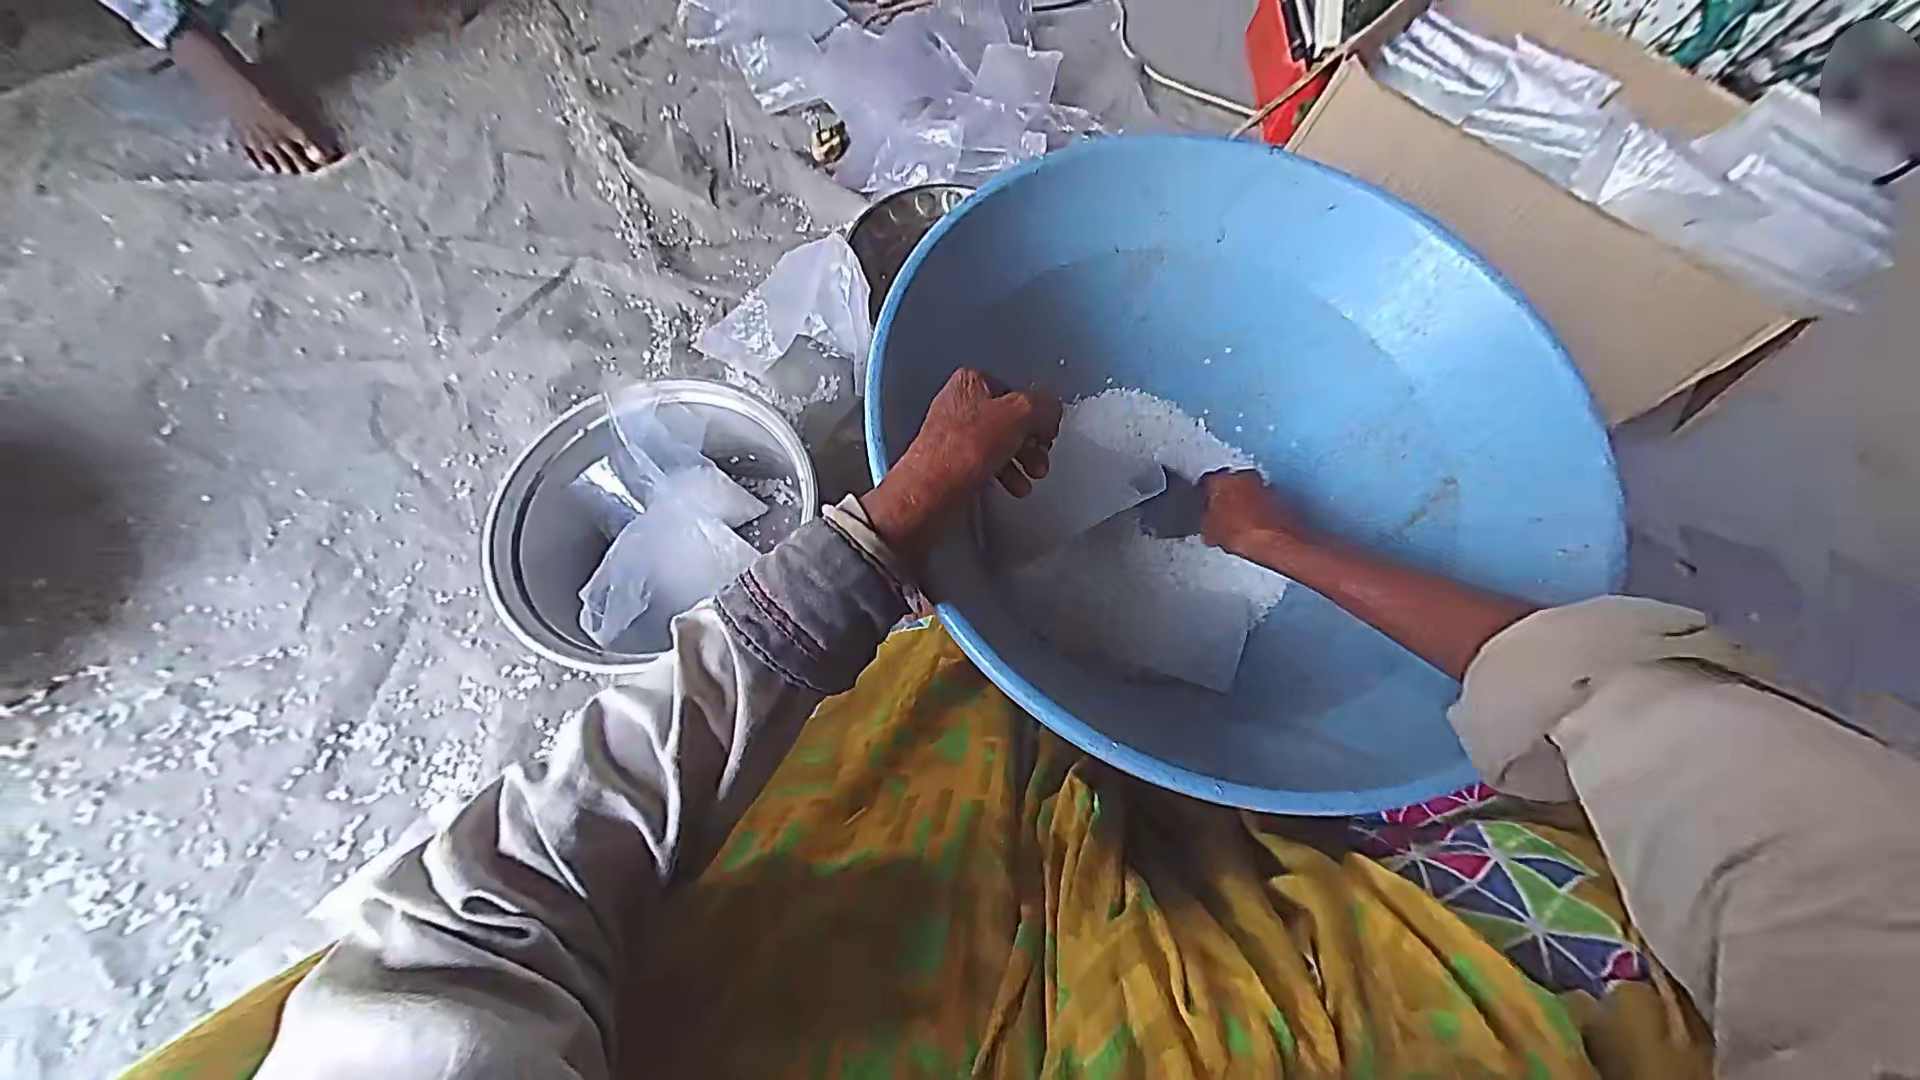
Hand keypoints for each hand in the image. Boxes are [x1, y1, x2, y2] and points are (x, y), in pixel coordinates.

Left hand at [864, 369, 1061, 567]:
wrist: (931, 493)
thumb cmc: (963, 451)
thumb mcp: (1019, 415)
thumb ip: (1044, 406)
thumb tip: (1052, 409)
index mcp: (972, 383)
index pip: (1019, 392)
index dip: (1038, 414)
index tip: (1048, 433)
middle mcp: (960, 405)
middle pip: (1011, 420)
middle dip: (1032, 443)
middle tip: (1040, 459)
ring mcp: (955, 435)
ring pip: (1001, 444)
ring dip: (1022, 461)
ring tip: (1032, 477)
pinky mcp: (953, 464)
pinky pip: (987, 464)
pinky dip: (1004, 475)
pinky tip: (1014, 487)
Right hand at [1199, 469, 1302, 558]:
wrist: (1274, 542)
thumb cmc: (1244, 533)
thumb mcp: (1209, 530)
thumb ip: (1206, 518)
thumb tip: (1209, 520)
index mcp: (1221, 480)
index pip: (1206, 480)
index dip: (1204, 494)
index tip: (1204, 502)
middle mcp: (1245, 476)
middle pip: (1231, 481)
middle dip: (1227, 494)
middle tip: (1222, 511)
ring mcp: (1266, 485)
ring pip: (1251, 489)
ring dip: (1247, 500)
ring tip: (1241, 521)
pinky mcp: (1283, 497)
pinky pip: (1267, 499)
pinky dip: (1262, 508)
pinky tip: (1257, 525)